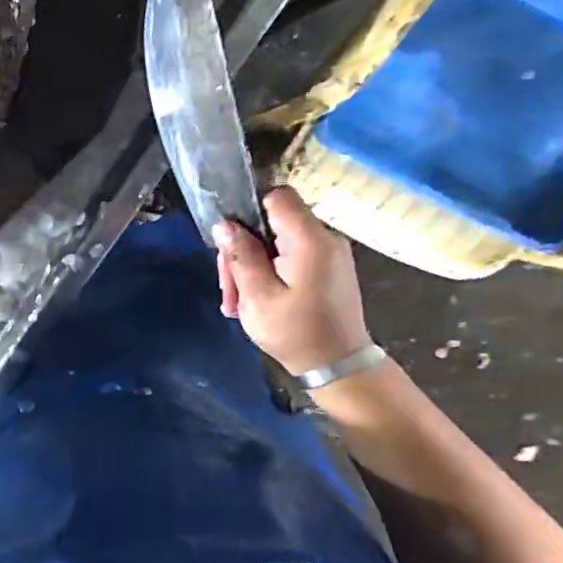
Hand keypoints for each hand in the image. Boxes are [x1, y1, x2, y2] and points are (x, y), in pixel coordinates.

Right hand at [215, 188, 372, 374]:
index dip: (248, 209)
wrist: (338, 365)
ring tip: (238, 301)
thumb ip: (241, 256)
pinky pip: (287, 255)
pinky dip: (266, 272)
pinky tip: (254, 299)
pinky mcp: (325, 266)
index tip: (231, 240)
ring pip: (274, 241)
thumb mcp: (257, 296)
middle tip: (229, 289)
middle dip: (242, 250)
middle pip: (271, 223)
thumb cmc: (295, 332)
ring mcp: (327, 253)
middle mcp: (324, 239)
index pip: (278, 197)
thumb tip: (224, 224)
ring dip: (250, 266)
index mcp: (310, 241)